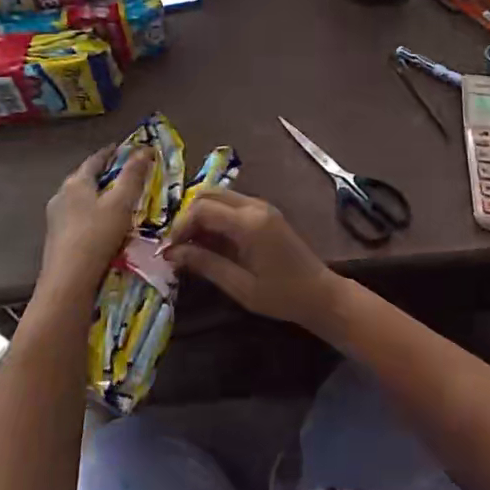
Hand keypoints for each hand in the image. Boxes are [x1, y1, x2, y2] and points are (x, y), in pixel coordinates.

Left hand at [38, 145, 154, 301]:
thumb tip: (144, 151)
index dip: (110, 152)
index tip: (122, 148)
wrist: (68, 280)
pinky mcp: (56, 237)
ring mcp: (55, 217)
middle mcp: (61, 195)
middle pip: (84, 178)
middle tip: (121, 172)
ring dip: (95, 195)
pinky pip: (76, 216)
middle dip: (102, 173)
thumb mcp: (121, 203)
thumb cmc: (97, 235)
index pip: (95, 160)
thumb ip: (133, 176)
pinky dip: (90, 213)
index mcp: (76, 182)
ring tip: (114, 199)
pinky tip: (100, 224)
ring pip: (79, 198)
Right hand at [163, 190, 345, 329]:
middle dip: (187, 216)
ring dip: (200, 215)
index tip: (170, 250)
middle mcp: (255, 206)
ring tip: (191, 245)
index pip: (202, 209)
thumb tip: (172, 253)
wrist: (320, 294)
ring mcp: (261, 206)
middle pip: (208, 194)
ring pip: (218, 196)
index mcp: (249, 223)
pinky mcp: (264, 212)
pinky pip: (231, 204)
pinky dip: (215, 216)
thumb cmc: (281, 295)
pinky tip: (210, 242)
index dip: (180, 226)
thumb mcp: (240, 286)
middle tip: (178, 245)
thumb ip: (206, 264)